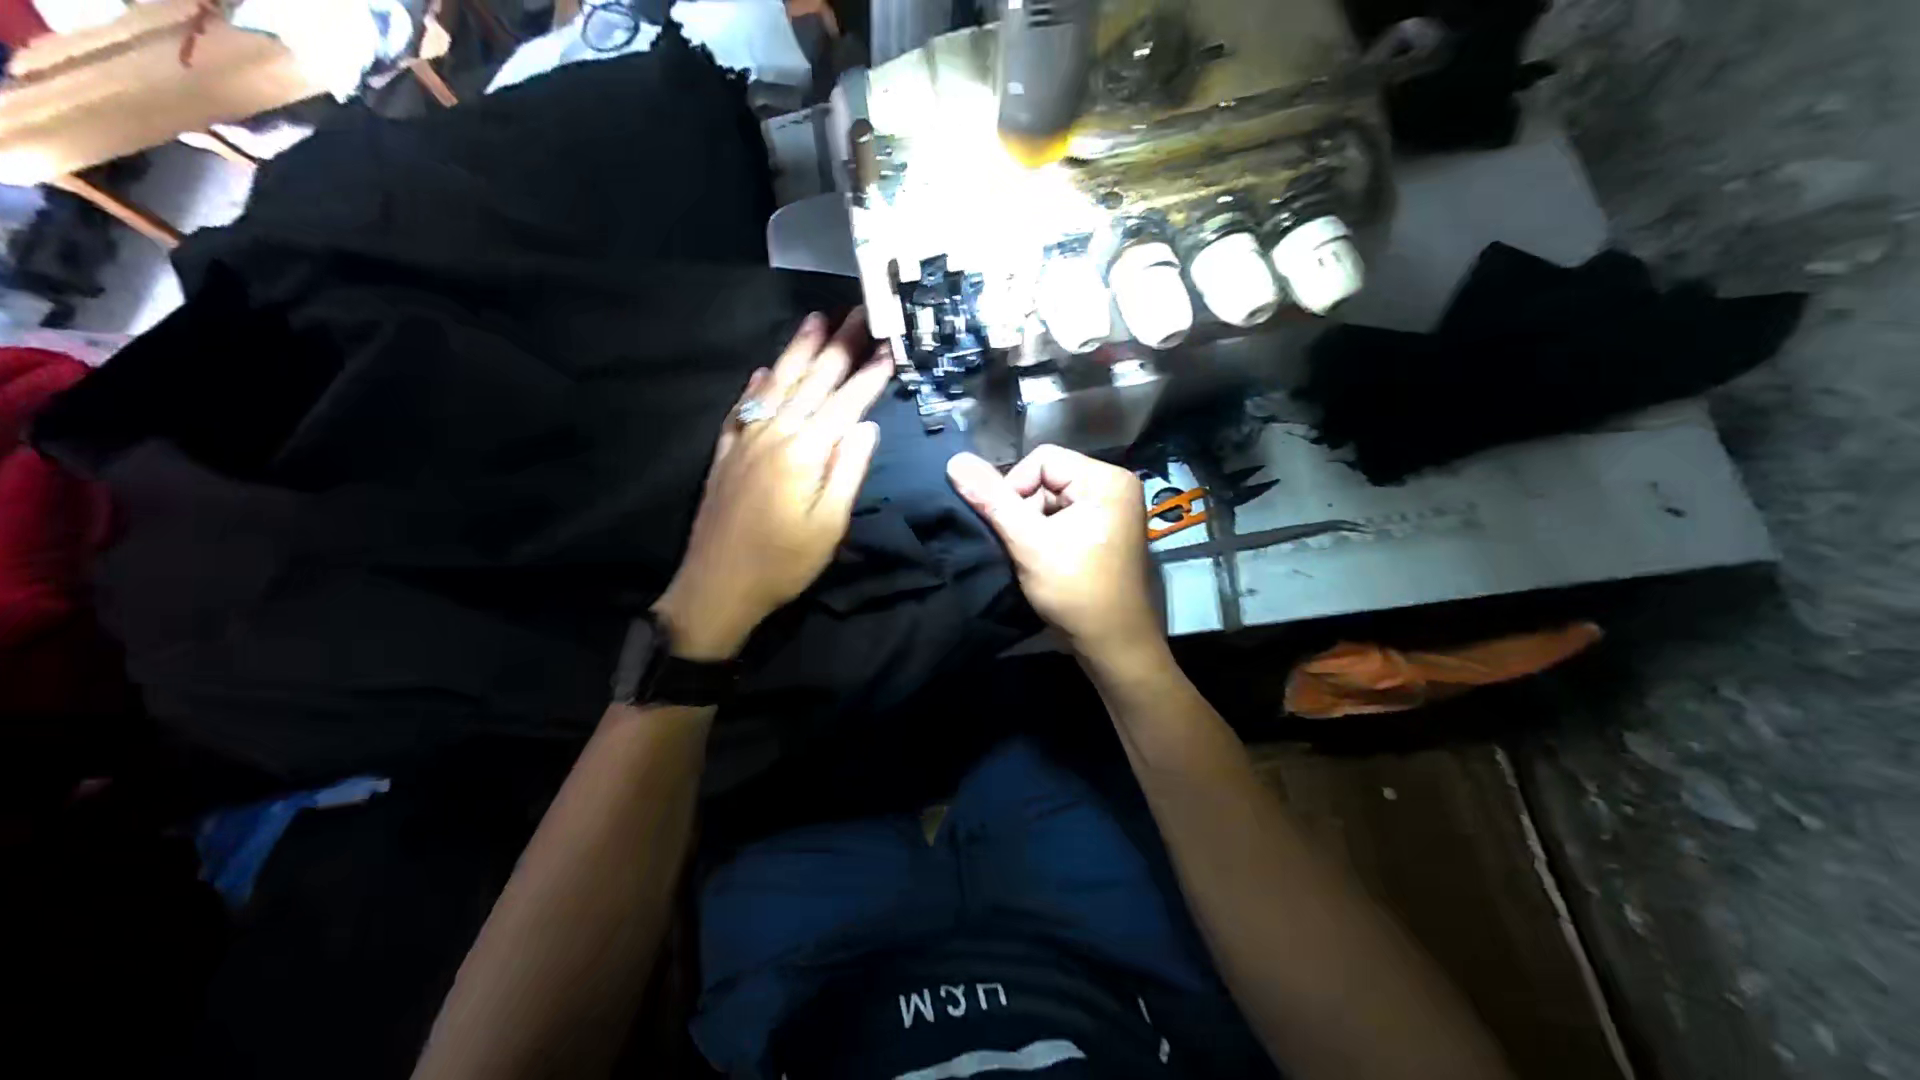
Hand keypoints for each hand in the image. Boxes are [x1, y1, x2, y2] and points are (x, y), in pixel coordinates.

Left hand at [654, 310, 892, 660]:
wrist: (717, 586)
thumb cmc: (783, 563)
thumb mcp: (829, 526)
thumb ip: (848, 471)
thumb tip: (866, 427)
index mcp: (804, 452)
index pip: (845, 403)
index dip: (870, 375)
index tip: (890, 346)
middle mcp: (773, 434)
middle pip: (811, 382)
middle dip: (838, 346)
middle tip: (859, 313)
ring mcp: (745, 440)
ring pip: (776, 385)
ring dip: (797, 351)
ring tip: (815, 320)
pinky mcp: (726, 453)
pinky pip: (742, 408)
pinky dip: (756, 385)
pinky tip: (765, 370)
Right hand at [946, 444, 1161, 660]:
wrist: (1113, 645)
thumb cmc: (1076, 591)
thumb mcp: (1029, 542)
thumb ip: (992, 500)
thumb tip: (955, 460)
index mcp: (1107, 480)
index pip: (1042, 460)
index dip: (1016, 489)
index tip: (1013, 527)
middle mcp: (1115, 487)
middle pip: (1047, 479)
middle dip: (1026, 510)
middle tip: (1027, 547)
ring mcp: (1112, 512)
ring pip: (1051, 501)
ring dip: (1033, 526)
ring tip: (1036, 557)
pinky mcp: (1105, 533)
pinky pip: (1063, 518)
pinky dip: (1046, 536)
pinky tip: (1046, 561)